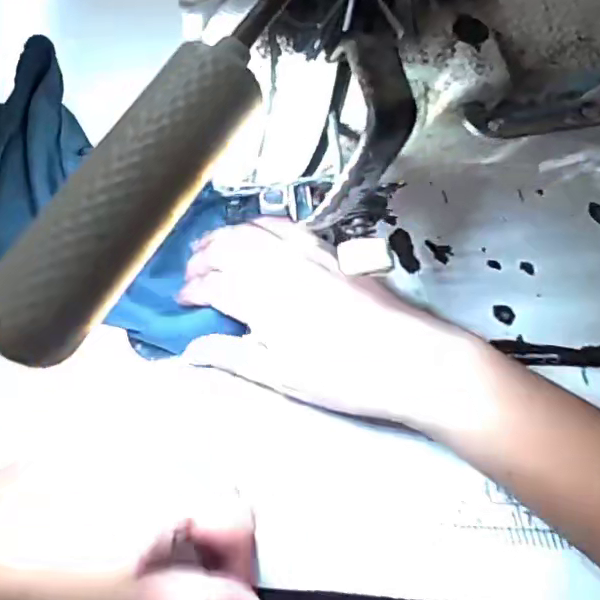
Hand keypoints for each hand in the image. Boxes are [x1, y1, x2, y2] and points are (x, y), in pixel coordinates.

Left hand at [0, 461, 271, 599]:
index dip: (243, 564)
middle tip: (186, 588)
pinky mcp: (84, 449)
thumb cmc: (64, 577)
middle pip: (207, 494)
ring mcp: (113, 448)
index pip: (240, 516)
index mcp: (169, 490)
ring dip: (178, 525)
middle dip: (212, 544)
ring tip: (146, 565)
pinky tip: (108, 535)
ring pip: (171, 483)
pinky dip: (143, 504)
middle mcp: (148, 457)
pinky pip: (135, 472)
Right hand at [175, 218, 501, 431]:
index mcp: (260, 299)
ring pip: (247, 232)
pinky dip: (258, 223)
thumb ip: (230, 356)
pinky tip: (252, 229)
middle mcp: (276, 267)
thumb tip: (190, 351)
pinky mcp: (326, 250)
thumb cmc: (345, 375)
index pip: (211, 285)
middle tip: (190, 275)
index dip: (191, 290)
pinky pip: (282, 225)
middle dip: (199, 260)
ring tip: (207, 246)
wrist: (416, 361)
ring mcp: (302, 253)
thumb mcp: (281, 376)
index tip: (182, 301)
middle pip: (223, 250)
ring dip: (221, 237)